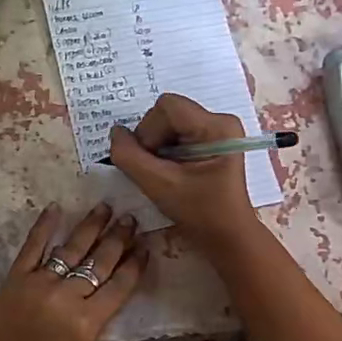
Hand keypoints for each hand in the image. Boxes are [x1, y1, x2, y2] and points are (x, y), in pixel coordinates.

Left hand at [0, 204, 148, 340]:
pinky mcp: (12, 281)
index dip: (135, 264)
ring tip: (105, 208)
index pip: (119, 286)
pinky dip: (43, 227)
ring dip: (89, 227)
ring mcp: (37, 285)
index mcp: (88, 323)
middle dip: (117, 238)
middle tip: (131, 218)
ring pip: (69, 249)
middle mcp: (66, 297)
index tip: (146, 245)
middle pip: (98, 261)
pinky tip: (54, 208)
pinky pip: (30, 249)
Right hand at [107, 93, 260, 249]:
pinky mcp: (209, 138)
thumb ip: (129, 156)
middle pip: (165, 112)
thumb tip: (115, 132)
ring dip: (155, 145)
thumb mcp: (157, 185)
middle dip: (151, 139)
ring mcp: (216, 129)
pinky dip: (163, 148)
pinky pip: (174, 131)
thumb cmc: (199, 211)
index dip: (149, 130)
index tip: (152, 160)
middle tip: (156, 168)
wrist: (226, 234)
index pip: (166, 107)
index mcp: (216, 127)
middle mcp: (219, 120)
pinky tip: (171, 168)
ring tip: (164, 171)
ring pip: (166, 121)